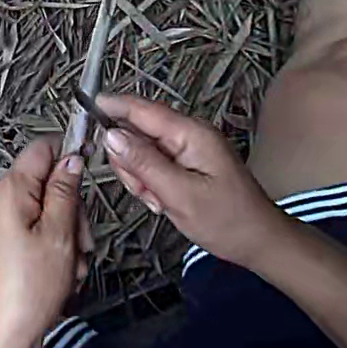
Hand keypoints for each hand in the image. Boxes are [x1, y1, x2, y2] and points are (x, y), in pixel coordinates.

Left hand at [0, 137, 88, 346]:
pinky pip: (44, 229)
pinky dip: (59, 248)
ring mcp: (7, 220)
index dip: (69, 157)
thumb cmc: (25, 290)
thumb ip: (66, 191)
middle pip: (52, 180)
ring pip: (53, 208)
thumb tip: (73, 159)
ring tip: (70, 263)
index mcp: (12, 189)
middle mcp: (4, 199)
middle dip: (75, 208)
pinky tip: (63, 271)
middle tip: (79, 238)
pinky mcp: (12, 241)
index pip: (43, 147)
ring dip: (71, 234)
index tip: (86, 178)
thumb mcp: (58, 234)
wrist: (1, 335)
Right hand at [95, 93, 293, 268]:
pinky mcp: (186, 161)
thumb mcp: (180, 194)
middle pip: (137, 131)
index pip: (142, 110)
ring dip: (139, 175)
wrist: (260, 242)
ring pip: (141, 149)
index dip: (113, 106)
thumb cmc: (228, 221)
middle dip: (129, 159)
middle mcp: (188, 134)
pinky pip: (153, 163)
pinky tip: (163, 200)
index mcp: (191, 134)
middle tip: (143, 189)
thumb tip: (111, 135)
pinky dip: (150, 181)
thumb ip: (143, 163)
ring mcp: (187, 147)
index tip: (86, 105)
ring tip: (158, 199)